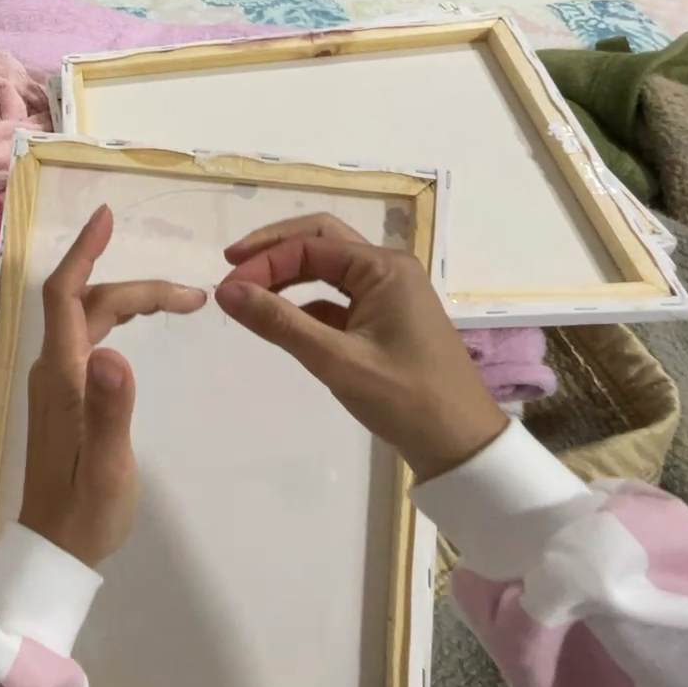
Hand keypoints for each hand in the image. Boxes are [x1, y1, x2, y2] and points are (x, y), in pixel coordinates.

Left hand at [19, 205, 207, 568]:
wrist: (57, 544)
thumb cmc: (85, 508)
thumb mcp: (106, 465)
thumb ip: (110, 410)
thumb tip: (116, 352)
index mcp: (61, 373)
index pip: (65, 296)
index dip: (83, 252)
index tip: (107, 218)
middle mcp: (54, 366)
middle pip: (89, 304)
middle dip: (137, 288)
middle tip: (192, 296)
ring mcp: (58, 379)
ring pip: (91, 320)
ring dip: (131, 302)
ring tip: (182, 303)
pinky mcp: (66, 393)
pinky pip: (90, 338)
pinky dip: (119, 321)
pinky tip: (139, 327)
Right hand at [212, 213, 506, 480]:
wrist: (462, 447)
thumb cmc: (406, 399)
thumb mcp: (336, 360)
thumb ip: (279, 322)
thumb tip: (225, 292)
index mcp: (384, 268)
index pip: (308, 246)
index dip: (263, 262)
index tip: (226, 289)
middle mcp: (386, 269)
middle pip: (318, 239)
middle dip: (272, 250)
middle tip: (231, 265)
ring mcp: (386, 293)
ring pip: (324, 266)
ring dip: (285, 273)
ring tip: (247, 290)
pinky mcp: (380, 318)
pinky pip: (333, 295)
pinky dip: (301, 300)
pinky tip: (278, 318)